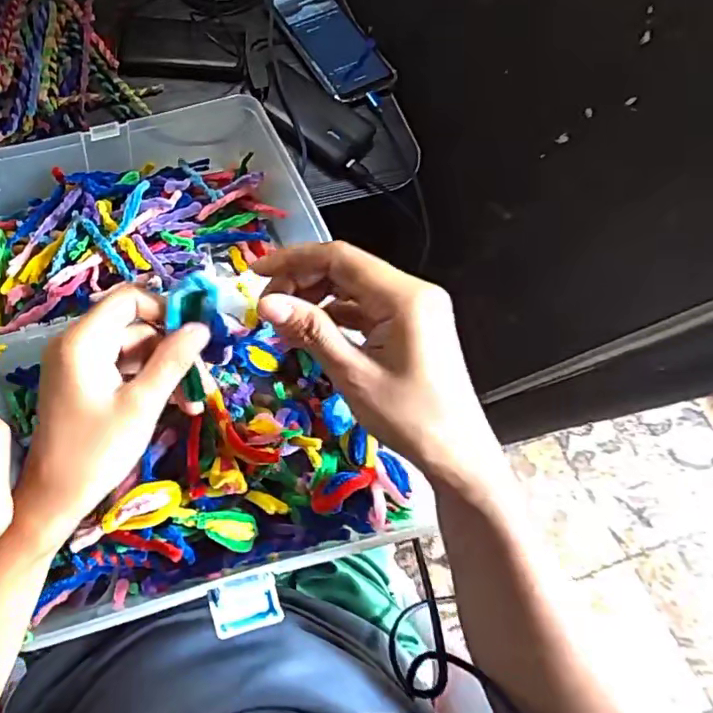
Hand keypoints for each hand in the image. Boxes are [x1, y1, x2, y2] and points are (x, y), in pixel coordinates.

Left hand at [18, 285, 208, 548]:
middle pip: (135, 327)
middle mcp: (76, 343)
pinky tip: (175, 406)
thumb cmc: (96, 451)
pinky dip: (147, 382)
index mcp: (83, 340)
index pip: (129, 299)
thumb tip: (201, 327)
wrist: (54, 495)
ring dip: (165, 370)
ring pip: (133, 350)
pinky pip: (122, 369)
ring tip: (193, 403)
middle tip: (204, 381)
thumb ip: (172, 361)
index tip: (197, 334)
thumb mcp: (142, 405)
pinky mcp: (83, 382)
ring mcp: (79, 363)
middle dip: (172, 350)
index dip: (165, 309)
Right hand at [253, 242, 505, 492]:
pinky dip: (333, 316)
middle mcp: (412, 292)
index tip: (256, 274)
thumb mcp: (353, 374)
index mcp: (404, 297)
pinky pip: (363, 308)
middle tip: (267, 309)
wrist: (456, 455)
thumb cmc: (410, 419)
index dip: (292, 260)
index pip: (339, 258)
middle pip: (345, 268)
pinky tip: (309, 334)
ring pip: (351, 287)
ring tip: (284, 324)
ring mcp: (413, 308)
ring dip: (315, 299)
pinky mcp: (410, 325)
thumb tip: (266, 304)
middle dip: (301, 281)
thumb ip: (310, 331)